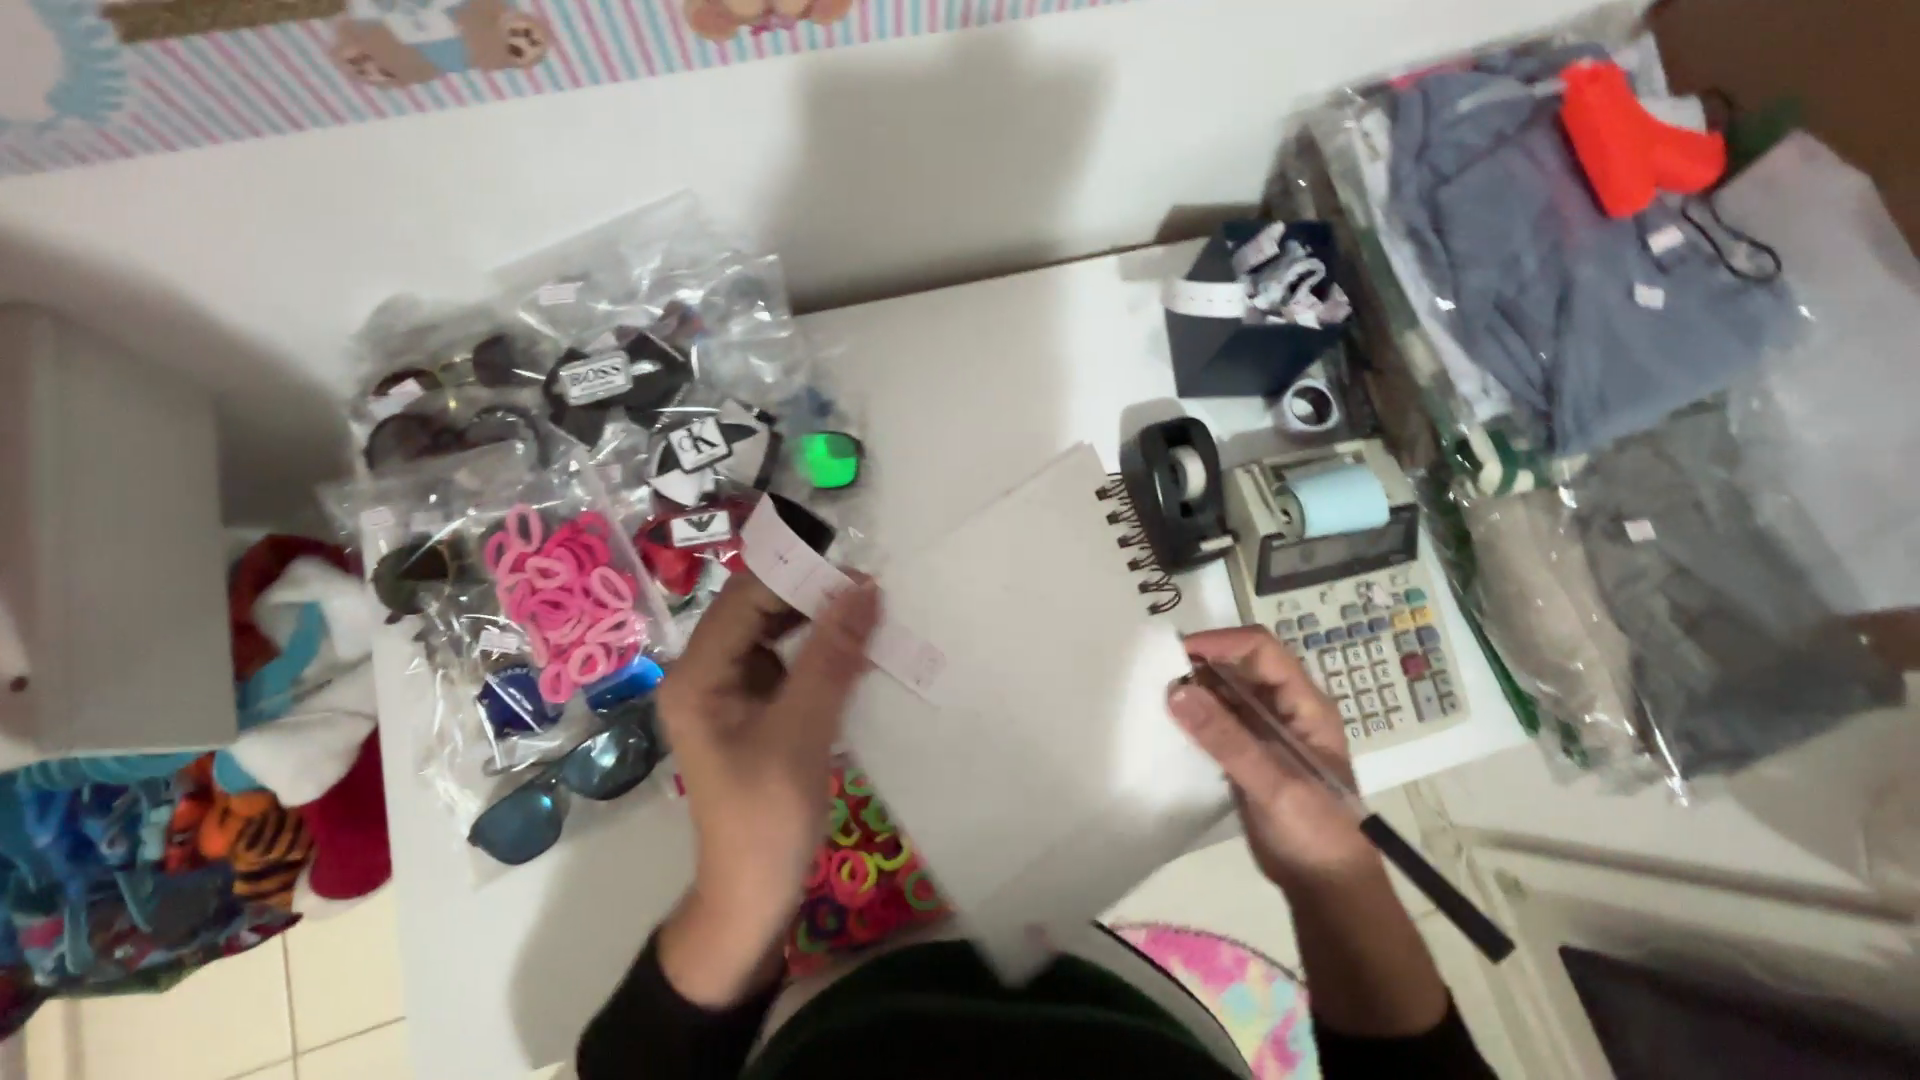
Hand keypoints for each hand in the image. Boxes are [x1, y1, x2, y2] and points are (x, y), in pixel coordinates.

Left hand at [653, 571, 878, 1003]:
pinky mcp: (754, 707)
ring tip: (870, 614)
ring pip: (774, 631)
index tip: (860, 577)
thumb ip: (830, 657)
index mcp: (697, 676)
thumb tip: (864, 588)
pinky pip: (787, 660)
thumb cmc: (767, 818)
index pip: (745, 600)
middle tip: (872, 593)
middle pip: (756, 610)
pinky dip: (820, 651)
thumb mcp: (802, 732)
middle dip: (811, 596)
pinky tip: (856, 649)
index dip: (800, 579)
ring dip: (819, 620)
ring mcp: (729, 690)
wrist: (753, 893)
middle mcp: (705, 673)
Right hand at [1167, 626, 1376, 888]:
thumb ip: (1226, 738)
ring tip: (1155, 696)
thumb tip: (1176, 690)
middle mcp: (1284, 709)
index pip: (1260, 650)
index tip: (1176, 653)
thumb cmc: (1315, 830)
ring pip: (1226, 692)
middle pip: (1240, 666)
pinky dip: (1194, 718)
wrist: (1327, 886)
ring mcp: (1265, 732)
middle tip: (1156, 674)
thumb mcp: (1273, 783)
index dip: (1220, 642)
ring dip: (1195, 690)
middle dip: (1201, 663)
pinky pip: (1218, 722)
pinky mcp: (1247, 754)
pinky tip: (1168, 725)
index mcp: (1304, 704)